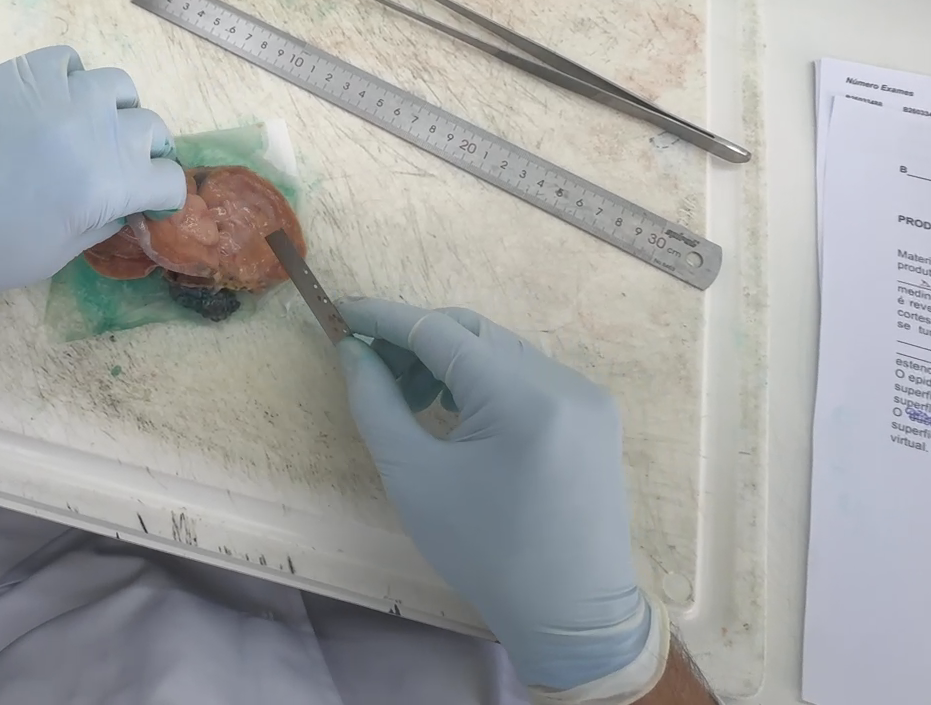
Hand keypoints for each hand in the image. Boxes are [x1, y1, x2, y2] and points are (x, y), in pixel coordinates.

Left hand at [0, 47, 186, 307]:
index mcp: (109, 184)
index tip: (148, 199)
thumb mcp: (60, 253)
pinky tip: (53, 101)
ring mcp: (57, 94)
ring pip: (117, 84)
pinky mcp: (20, 72)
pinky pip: (67, 59)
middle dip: (144, 151)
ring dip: (114, 108)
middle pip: (151, 127)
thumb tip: (129, 202)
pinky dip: (71, 78)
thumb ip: (105, 221)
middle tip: (117, 165)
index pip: (169, 178)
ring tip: (88, 126)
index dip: (163, 193)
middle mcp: (94, 130)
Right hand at [337, 299, 656, 693]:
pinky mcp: (590, 413)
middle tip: (369, 362)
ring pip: (493, 346)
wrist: (572, 618)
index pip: (438, 331)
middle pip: (469, 331)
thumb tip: (352, 348)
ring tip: (408, 393)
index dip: (383, 317)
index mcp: (523, 400)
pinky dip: (475, 373)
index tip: (340, 311)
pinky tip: (451, 405)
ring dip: (443, 355)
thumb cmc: (482, 549)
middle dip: (411, 337)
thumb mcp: (410, 472)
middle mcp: (564, 384)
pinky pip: (519, 369)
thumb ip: (374, 399)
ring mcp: (585, 397)